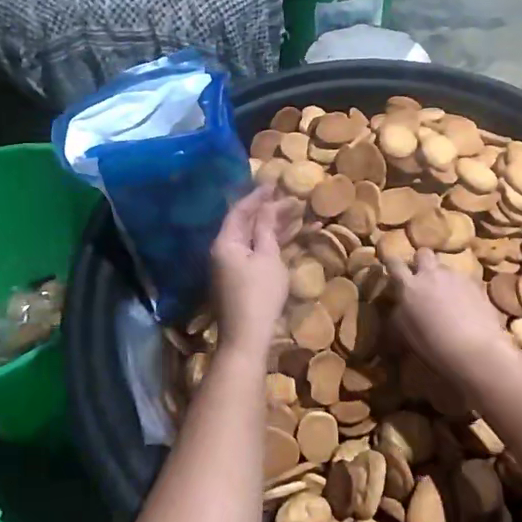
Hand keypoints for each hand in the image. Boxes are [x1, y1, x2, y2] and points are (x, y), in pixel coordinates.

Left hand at [210, 186, 299, 349]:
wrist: (246, 337)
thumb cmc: (258, 294)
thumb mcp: (267, 258)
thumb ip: (266, 229)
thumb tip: (267, 207)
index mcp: (224, 242)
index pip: (239, 211)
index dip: (257, 197)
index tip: (274, 184)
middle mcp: (223, 251)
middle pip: (246, 224)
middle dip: (269, 211)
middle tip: (292, 198)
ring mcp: (231, 267)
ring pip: (254, 239)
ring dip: (274, 227)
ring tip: (298, 214)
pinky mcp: (240, 280)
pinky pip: (256, 254)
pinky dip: (272, 245)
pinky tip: (291, 240)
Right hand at [387, 248, 518, 382]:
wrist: (475, 350)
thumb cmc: (431, 343)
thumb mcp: (403, 330)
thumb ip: (399, 310)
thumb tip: (399, 303)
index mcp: (409, 285)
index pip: (394, 263)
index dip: (390, 261)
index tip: (388, 262)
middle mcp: (431, 274)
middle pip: (423, 253)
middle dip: (420, 260)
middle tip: (420, 276)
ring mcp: (456, 278)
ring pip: (445, 266)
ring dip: (441, 275)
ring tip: (444, 292)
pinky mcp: (476, 285)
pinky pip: (463, 279)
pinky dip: (459, 287)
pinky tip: (463, 304)